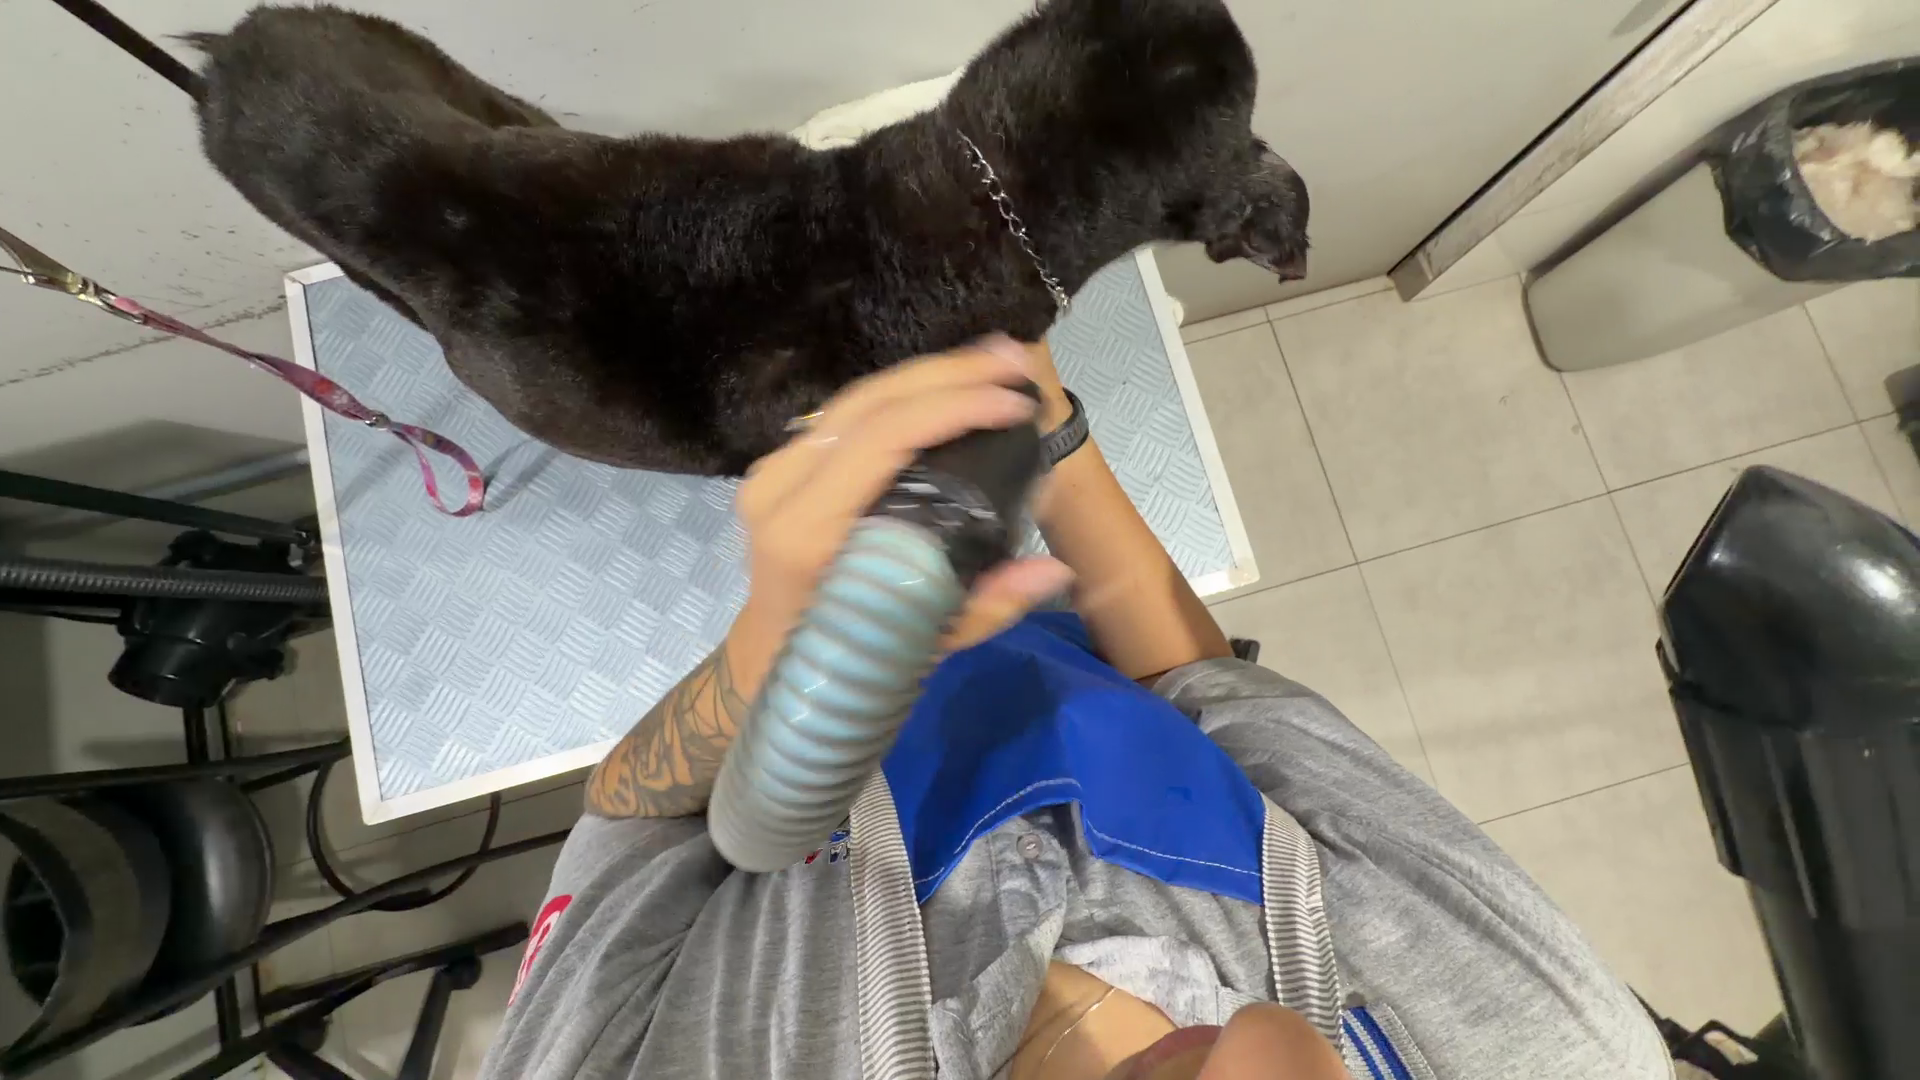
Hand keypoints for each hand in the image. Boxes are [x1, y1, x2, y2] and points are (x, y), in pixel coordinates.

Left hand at [724, 343, 1076, 699]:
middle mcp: (781, 488)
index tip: (1017, 403)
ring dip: (929, 373)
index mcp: (806, 533)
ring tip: (993, 358)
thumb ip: (985, 607)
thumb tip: (1055, 569)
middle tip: (1015, 359)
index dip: (953, 409)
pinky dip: (904, 393)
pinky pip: (849, 414)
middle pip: (868, 403)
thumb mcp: (919, 644)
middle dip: (949, 373)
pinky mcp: (783, 464)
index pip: (882, 440)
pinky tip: (949, 382)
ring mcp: (775, 470)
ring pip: (857, 398)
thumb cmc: (846, 657)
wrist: (771, 656)